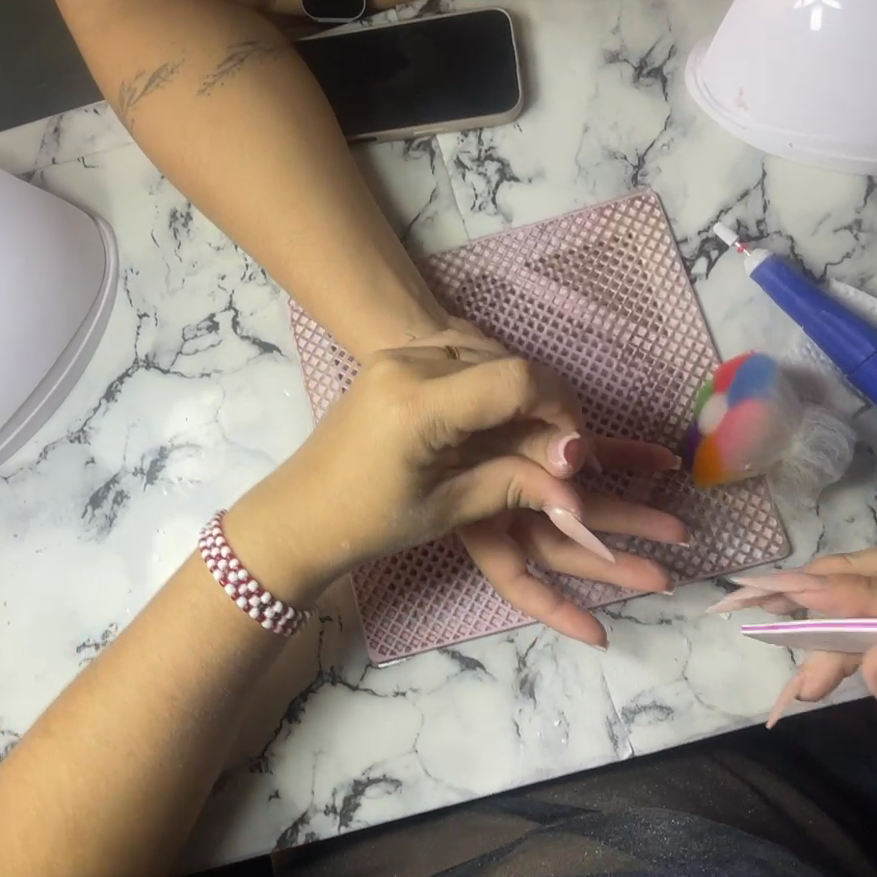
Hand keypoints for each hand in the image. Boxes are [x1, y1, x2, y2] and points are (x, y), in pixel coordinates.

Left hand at [227, 336, 686, 644]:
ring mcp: (399, 356)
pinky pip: (462, 356)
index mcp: (418, 403)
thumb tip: (576, 486)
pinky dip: (490, 385)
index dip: (560, 410)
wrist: (300, 511)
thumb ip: (512, 484)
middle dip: (544, 406)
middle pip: (508, 363)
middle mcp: (408, 363)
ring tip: (526, 445)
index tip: (573, 454)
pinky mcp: (395, 360)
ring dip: (519, 394)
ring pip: (489, 355)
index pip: (516, 379)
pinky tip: (493, 423)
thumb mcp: (445, 509)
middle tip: (555, 456)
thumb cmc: (366, 521)